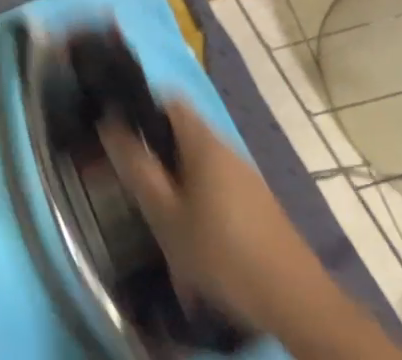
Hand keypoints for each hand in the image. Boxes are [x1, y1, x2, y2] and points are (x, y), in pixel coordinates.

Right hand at [99, 103, 401, 358]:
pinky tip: (185, 225)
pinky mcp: (256, 202)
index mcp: (205, 143)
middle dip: (152, 146)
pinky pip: (213, 180)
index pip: (169, 100)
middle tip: (126, 173)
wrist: (293, 302)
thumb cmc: (221, 253)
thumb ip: (136, 166)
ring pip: (197, 158)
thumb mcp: (165, 214)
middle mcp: (227, 150)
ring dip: (172, 173)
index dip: (140, 105)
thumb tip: (108, 123)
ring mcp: (246, 176)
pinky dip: (193, 191)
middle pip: (182, 131)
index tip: (115, 126)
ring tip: (152, 204)